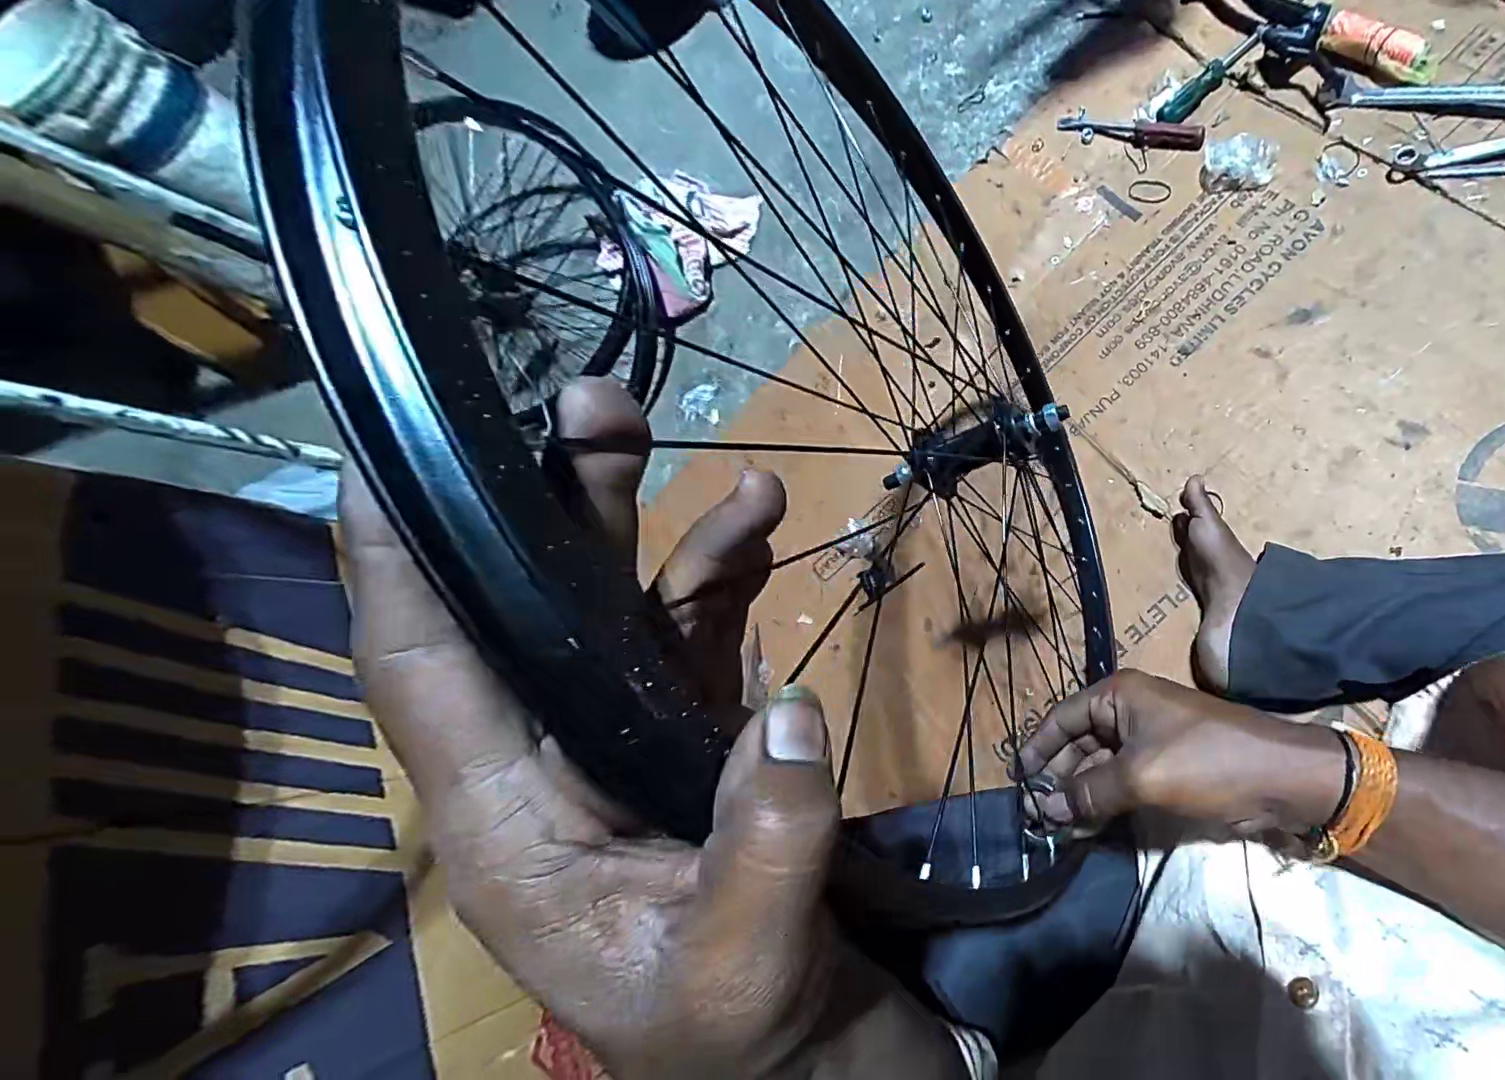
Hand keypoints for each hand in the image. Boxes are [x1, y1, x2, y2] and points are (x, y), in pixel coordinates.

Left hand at [343, 378, 958, 1077]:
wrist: (798, 1038)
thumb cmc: (734, 1030)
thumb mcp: (742, 967)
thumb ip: (767, 845)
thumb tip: (792, 709)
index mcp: (516, 817)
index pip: (427, 670)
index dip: (394, 559)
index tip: (392, 446)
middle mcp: (560, 753)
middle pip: (539, 603)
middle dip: (563, 502)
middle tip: (597, 407)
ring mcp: (639, 731)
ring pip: (638, 603)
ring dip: (681, 530)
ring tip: (750, 481)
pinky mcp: (702, 725)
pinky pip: (710, 628)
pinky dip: (738, 575)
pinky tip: (771, 537)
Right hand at [1014, 670, 1344, 833]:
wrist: (1282, 779)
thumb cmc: (1206, 761)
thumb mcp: (1141, 775)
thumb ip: (1090, 791)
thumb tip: (1046, 809)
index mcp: (1118, 695)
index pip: (1062, 718)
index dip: (1038, 748)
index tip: (1017, 780)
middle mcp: (1127, 711)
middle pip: (1078, 743)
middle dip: (1057, 778)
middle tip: (1036, 816)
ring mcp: (1146, 739)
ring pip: (1097, 766)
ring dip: (1077, 794)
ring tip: (1055, 828)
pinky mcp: (1163, 767)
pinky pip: (1120, 781)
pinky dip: (1102, 801)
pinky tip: (1086, 826)